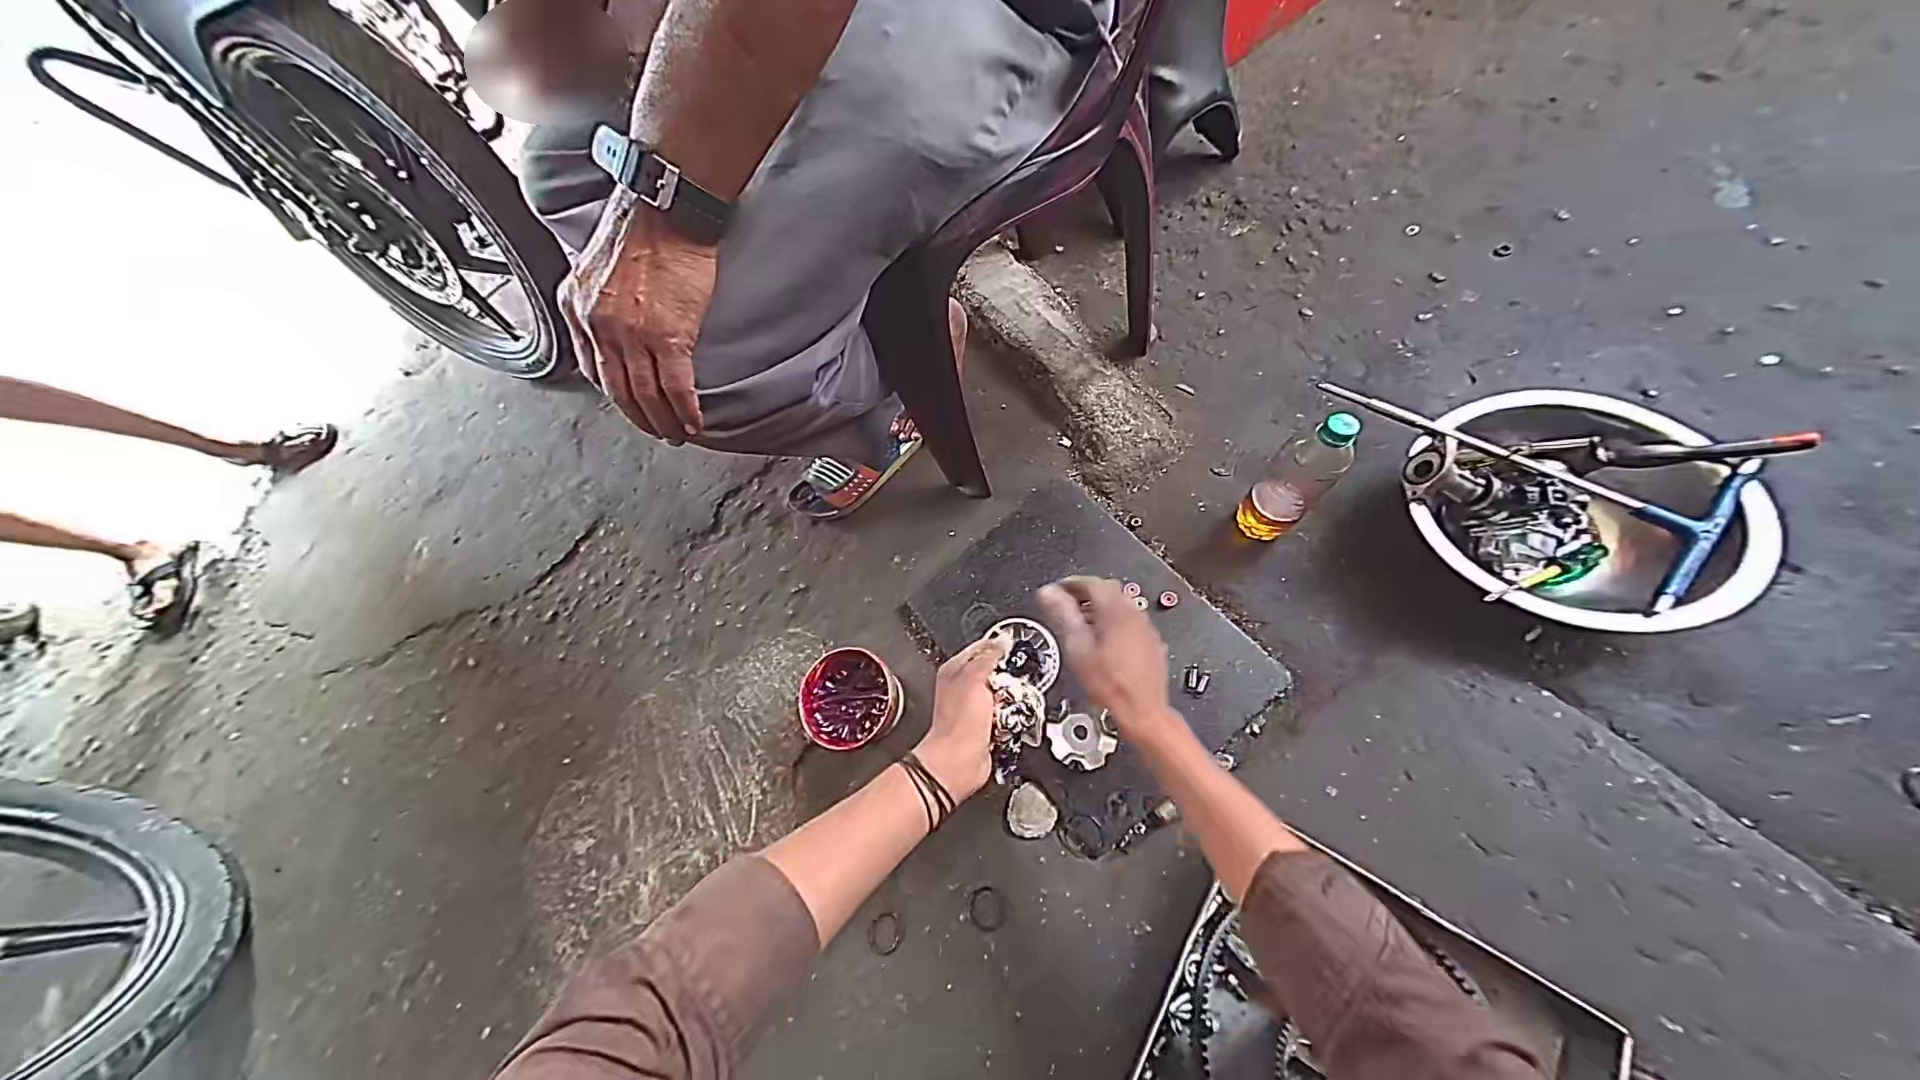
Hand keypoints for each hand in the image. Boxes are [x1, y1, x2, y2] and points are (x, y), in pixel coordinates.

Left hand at [561, 190, 716, 441]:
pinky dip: (686, 411)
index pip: (593, 369)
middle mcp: (598, 323)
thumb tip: (618, 328)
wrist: (668, 211)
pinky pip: (675, 387)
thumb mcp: (600, 266)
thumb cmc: (643, 231)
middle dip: (640, 419)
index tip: (633, 409)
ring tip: (678, 433)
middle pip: (618, 390)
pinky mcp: (668, 335)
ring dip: (664, 421)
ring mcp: (631, 332)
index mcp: (577, 306)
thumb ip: (599, 302)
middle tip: (658, 432)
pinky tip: (694, 423)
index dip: (616, 397)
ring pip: (646, 395)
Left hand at [914, 631, 1011, 800]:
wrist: (960, 762)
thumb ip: (988, 657)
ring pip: (1004, 692)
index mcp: (956, 670)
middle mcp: (964, 687)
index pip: (981, 647)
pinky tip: (1012, 718)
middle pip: (995, 670)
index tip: (1016, 648)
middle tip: (1014, 680)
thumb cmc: (959, 723)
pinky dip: (1013, 715)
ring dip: (1012, 697)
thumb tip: (1001, 641)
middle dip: (1009, 675)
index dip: (999, 646)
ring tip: (1012, 701)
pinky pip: (1008, 713)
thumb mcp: (975, 679)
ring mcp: (976, 707)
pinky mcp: (987, 724)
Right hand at [1037, 576, 1178, 739]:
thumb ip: (1063, 614)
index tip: (1058, 589)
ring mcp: (1146, 628)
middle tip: (1068, 602)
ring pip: (1121, 605)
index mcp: (1115, 611)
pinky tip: (1104, 640)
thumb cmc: (1110, 685)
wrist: (1142, 710)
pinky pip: (1131, 622)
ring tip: (1082, 621)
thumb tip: (1048, 593)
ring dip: (1100, 608)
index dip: (1071, 583)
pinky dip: (1115, 622)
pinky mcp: (1151, 642)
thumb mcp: (1077, 646)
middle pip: (1108, 590)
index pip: (1092, 583)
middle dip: (1086, 593)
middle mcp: (1134, 614)